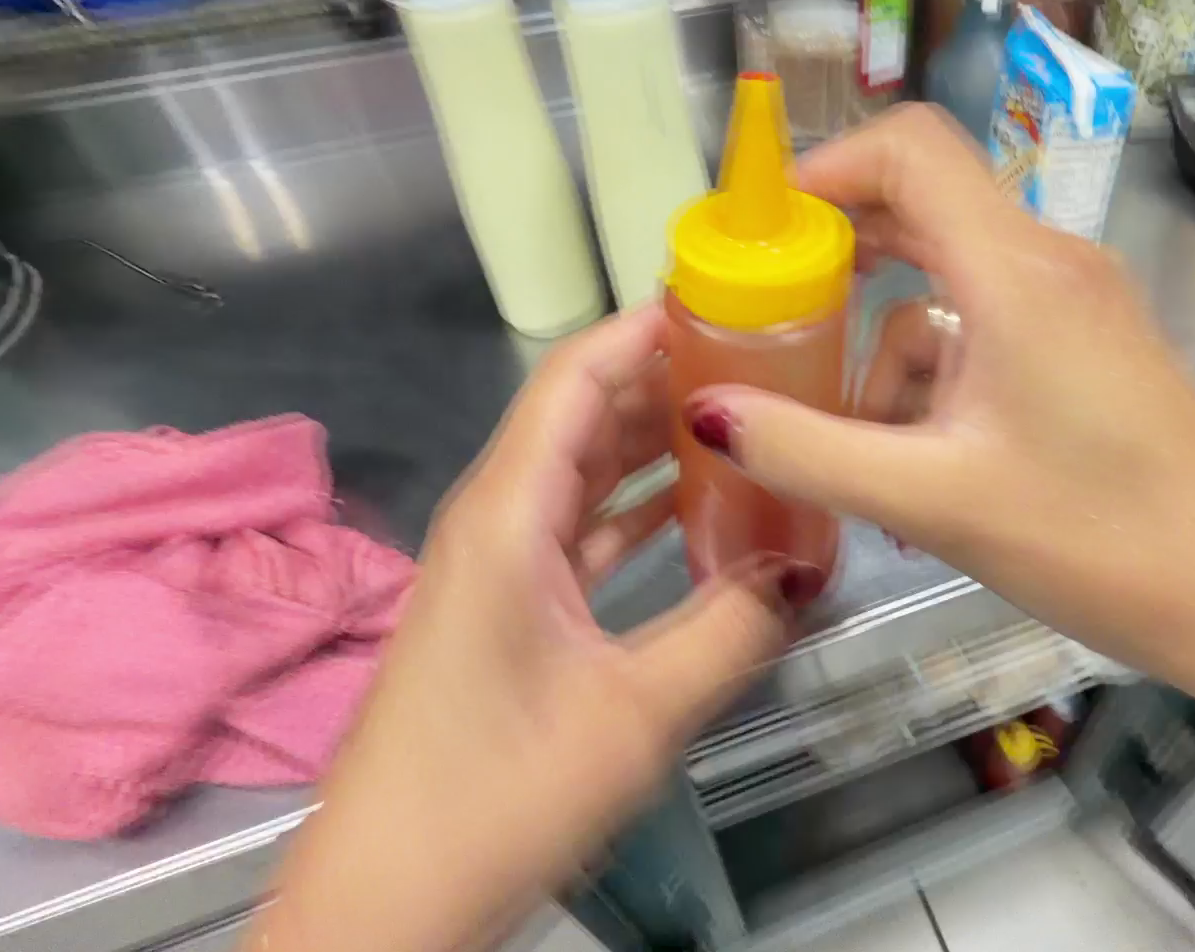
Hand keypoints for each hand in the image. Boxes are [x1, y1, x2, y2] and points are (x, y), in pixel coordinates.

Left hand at [254, 305, 797, 951]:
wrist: (386, 904)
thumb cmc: (494, 797)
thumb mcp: (635, 715)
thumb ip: (730, 631)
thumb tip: (808, 571)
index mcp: (509, 513)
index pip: (573, 379)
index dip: (639, 331)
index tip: (716, 304)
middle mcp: (497, 518)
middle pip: (579, 415)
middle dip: (659, 381)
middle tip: (751, 364)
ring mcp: (499, 561)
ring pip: (581, 471)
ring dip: (649, 444)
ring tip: (735, 423)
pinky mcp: (508, 604)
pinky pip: (579, 527)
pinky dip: (634, 509)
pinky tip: (693, 511)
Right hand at [681, 106, 1194, 709]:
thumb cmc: (1101, 544)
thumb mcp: (934, 500)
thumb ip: (810, 451)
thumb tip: (708, 413)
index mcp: (1017, 274)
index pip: (911, 150)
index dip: (826, 168)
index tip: (763, 232)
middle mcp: (1049, 266)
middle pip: (922, 215)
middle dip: (840, 268)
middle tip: (776, 327)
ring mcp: (1074, 309)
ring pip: (943, 294)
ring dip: (885, 358)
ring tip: (860, 447)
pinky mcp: (1084, 353)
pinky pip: (981, 336)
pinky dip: (932, 383)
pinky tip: (920, 463)